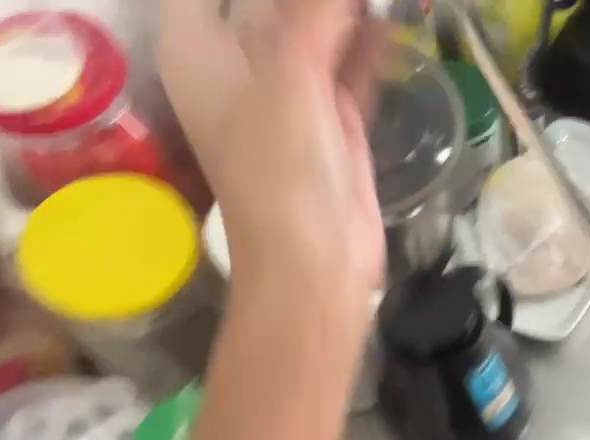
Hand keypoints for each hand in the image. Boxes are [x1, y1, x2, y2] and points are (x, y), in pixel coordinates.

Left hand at [160, 0, 385, 318]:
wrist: (314, 265)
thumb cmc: (279, 169)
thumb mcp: (289, 72)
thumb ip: (316, 11)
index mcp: (198, 47)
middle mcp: (240, 64)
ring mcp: (291, 94)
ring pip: (317, 26)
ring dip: (347, 7)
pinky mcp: (334, 123)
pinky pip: (350, 65)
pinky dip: (369, 40)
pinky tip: (390, 12)